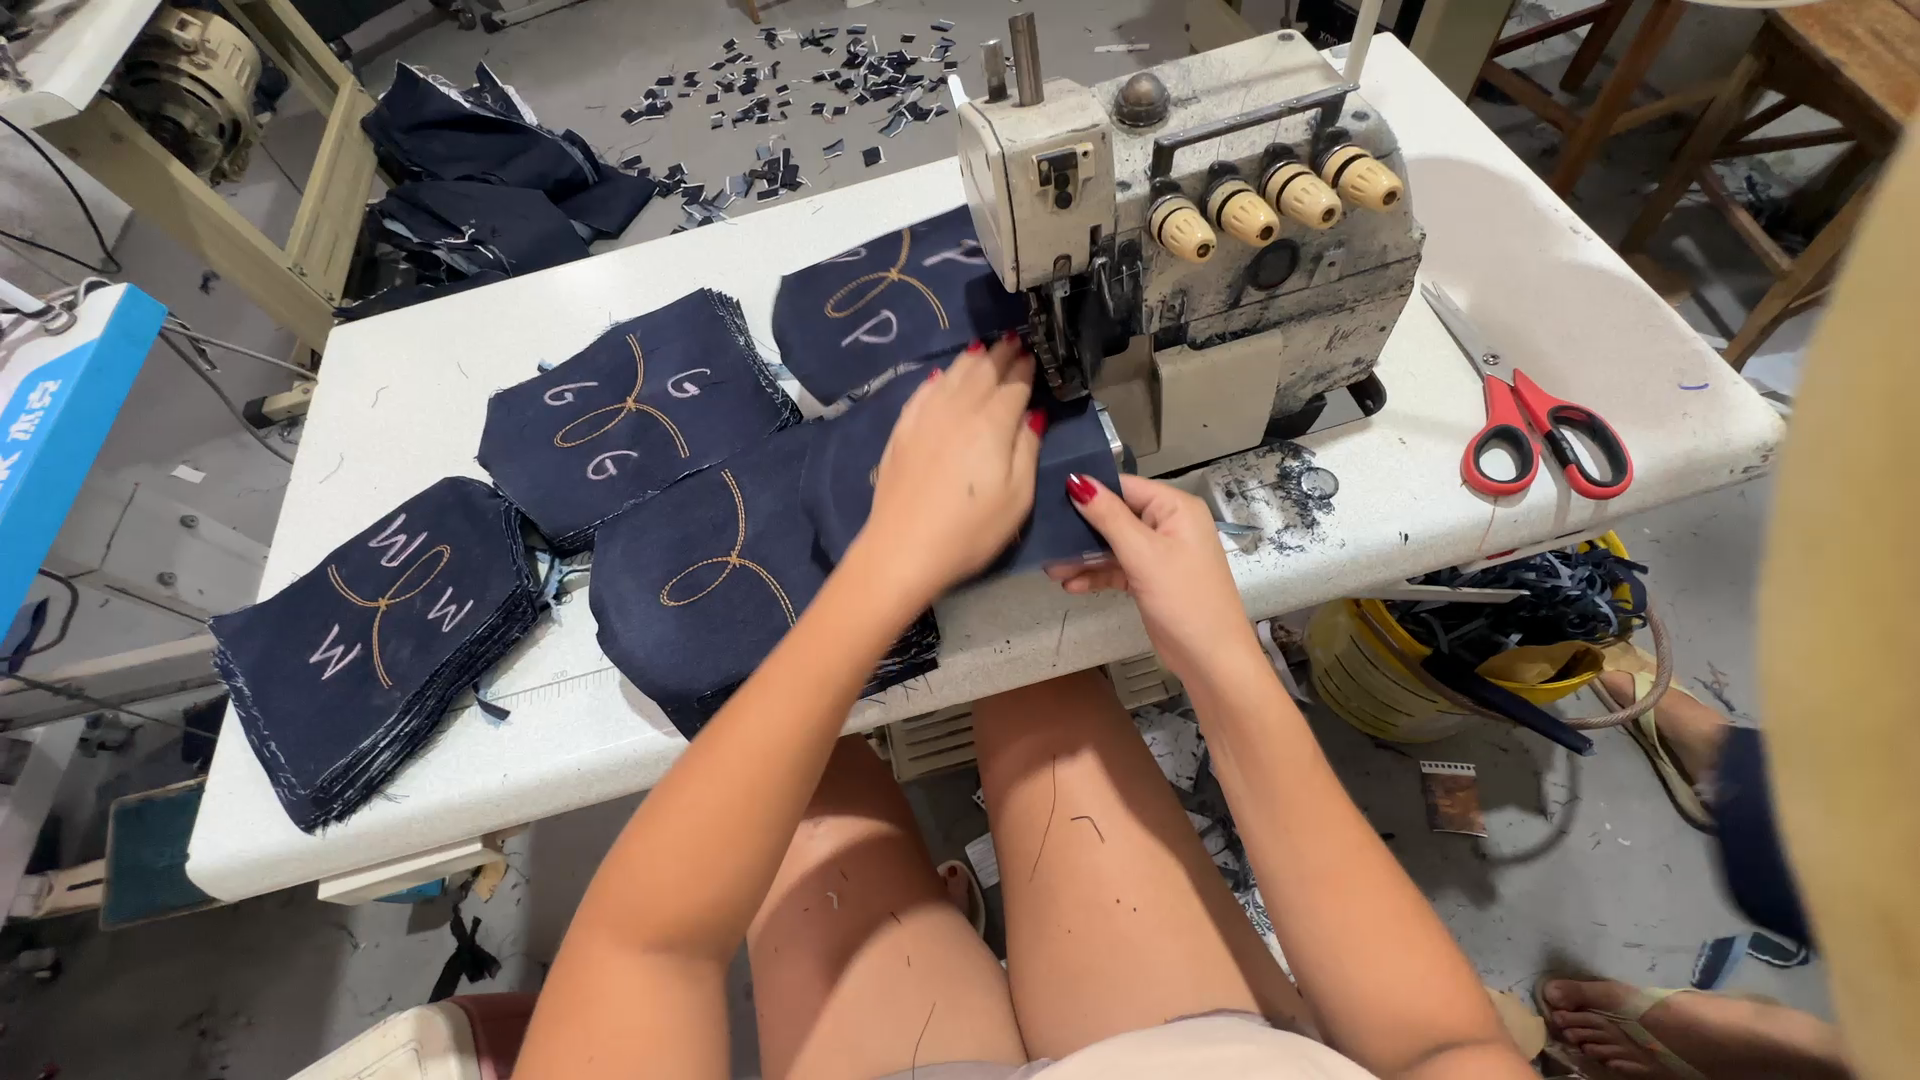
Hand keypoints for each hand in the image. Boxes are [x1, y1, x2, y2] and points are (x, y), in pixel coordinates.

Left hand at [851, 335, 1044, 606]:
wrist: (902, 549)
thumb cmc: (970, 531)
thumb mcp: (1018, 497)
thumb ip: (1028, 448)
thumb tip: (1034, 413)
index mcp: (993, 423)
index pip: (1015, 383)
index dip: (1027, 368)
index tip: (1035, 355)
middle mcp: (959, 409)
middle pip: (984, 370)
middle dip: (1002, 354)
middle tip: (1015, 341)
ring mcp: (925, 417)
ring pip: (953, 374)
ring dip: (973, 359)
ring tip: (985, 349)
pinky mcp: (902, 430)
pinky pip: (924, 391)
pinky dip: (940, 378)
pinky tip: (943, 376)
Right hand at [1048, 473, 1263, 683]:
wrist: (1209, 656)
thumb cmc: (1183, 597)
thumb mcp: (1142, 553)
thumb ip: (1108, 516)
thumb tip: (1076, 481)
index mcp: (1175, 508)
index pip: (1125, 487)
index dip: (1090, 491)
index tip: (1051, 497)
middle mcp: (1168, 525)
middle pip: (1116, 516)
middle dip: (1082, 529)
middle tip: (1046, 537)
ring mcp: (1159, 553)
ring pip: (1113, 545)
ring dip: (1084, 557)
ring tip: (1052, 569)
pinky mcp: (1150, 578)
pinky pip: (1118, 568)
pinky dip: (1097, 575)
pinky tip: (1072, 585)